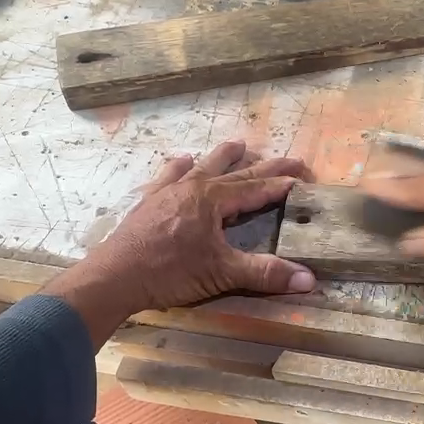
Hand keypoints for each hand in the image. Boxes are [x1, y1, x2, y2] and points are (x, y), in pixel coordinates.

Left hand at [41, 141, 314, 343]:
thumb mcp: (223, 273)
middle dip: (266, 167)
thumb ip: (265, 273)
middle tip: (291, 160)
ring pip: (203, 167)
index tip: (304, 180)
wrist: (114, 277)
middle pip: (237, 173)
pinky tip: (180, 160)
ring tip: (238, 144)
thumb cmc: (170, 272)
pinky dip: (177, 167)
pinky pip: (167, 176)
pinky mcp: (149, 202)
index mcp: (214, 200)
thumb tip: (309, 279)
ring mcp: (169, 192)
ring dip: (223, 157)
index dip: (282, 186)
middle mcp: (194, 188)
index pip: (257, 189)